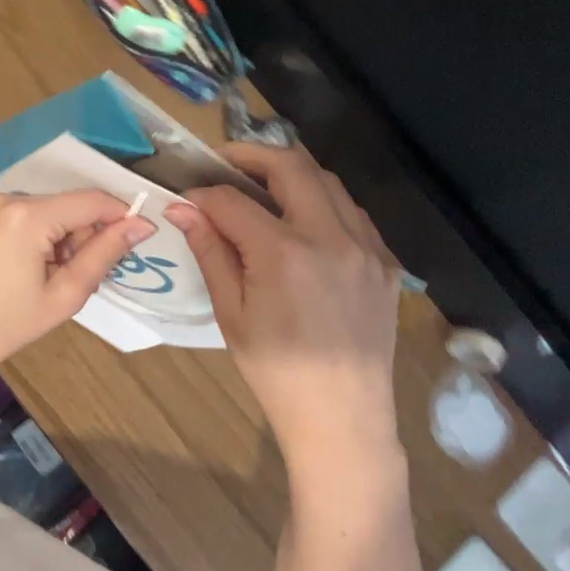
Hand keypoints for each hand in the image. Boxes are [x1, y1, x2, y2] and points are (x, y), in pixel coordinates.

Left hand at [0, 191, 154, 372]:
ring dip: (58, 236)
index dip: (120, 215)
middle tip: (77, 275)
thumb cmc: (9, 324)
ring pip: (43, 209)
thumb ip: (105, 253)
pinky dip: (32, 234)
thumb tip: (142, 225)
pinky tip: (25, 268)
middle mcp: (3, 199)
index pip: (90, 200)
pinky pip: (18, 214)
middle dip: (82, 235)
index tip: (137, 237)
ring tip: (48, 276)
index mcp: (26, 216)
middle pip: (65, 205)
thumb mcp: (66, 293)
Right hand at [166, 144, 403, 465]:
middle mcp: (332, 238)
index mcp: (285, 254)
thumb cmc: (274, 369)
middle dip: (252, 157)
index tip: (185, 199)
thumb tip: (184, 209)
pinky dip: (322, 203)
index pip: (234, 201)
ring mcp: (367, 248)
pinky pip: (353, 214)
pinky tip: (300, 222)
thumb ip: (210, 252)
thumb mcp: (230, 312)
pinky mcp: (385, 263)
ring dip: (292, 175)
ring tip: (260, 186)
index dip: (203, 194)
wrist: (341, 413)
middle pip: (293, 168)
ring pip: (330, 183)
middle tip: (223, 163)